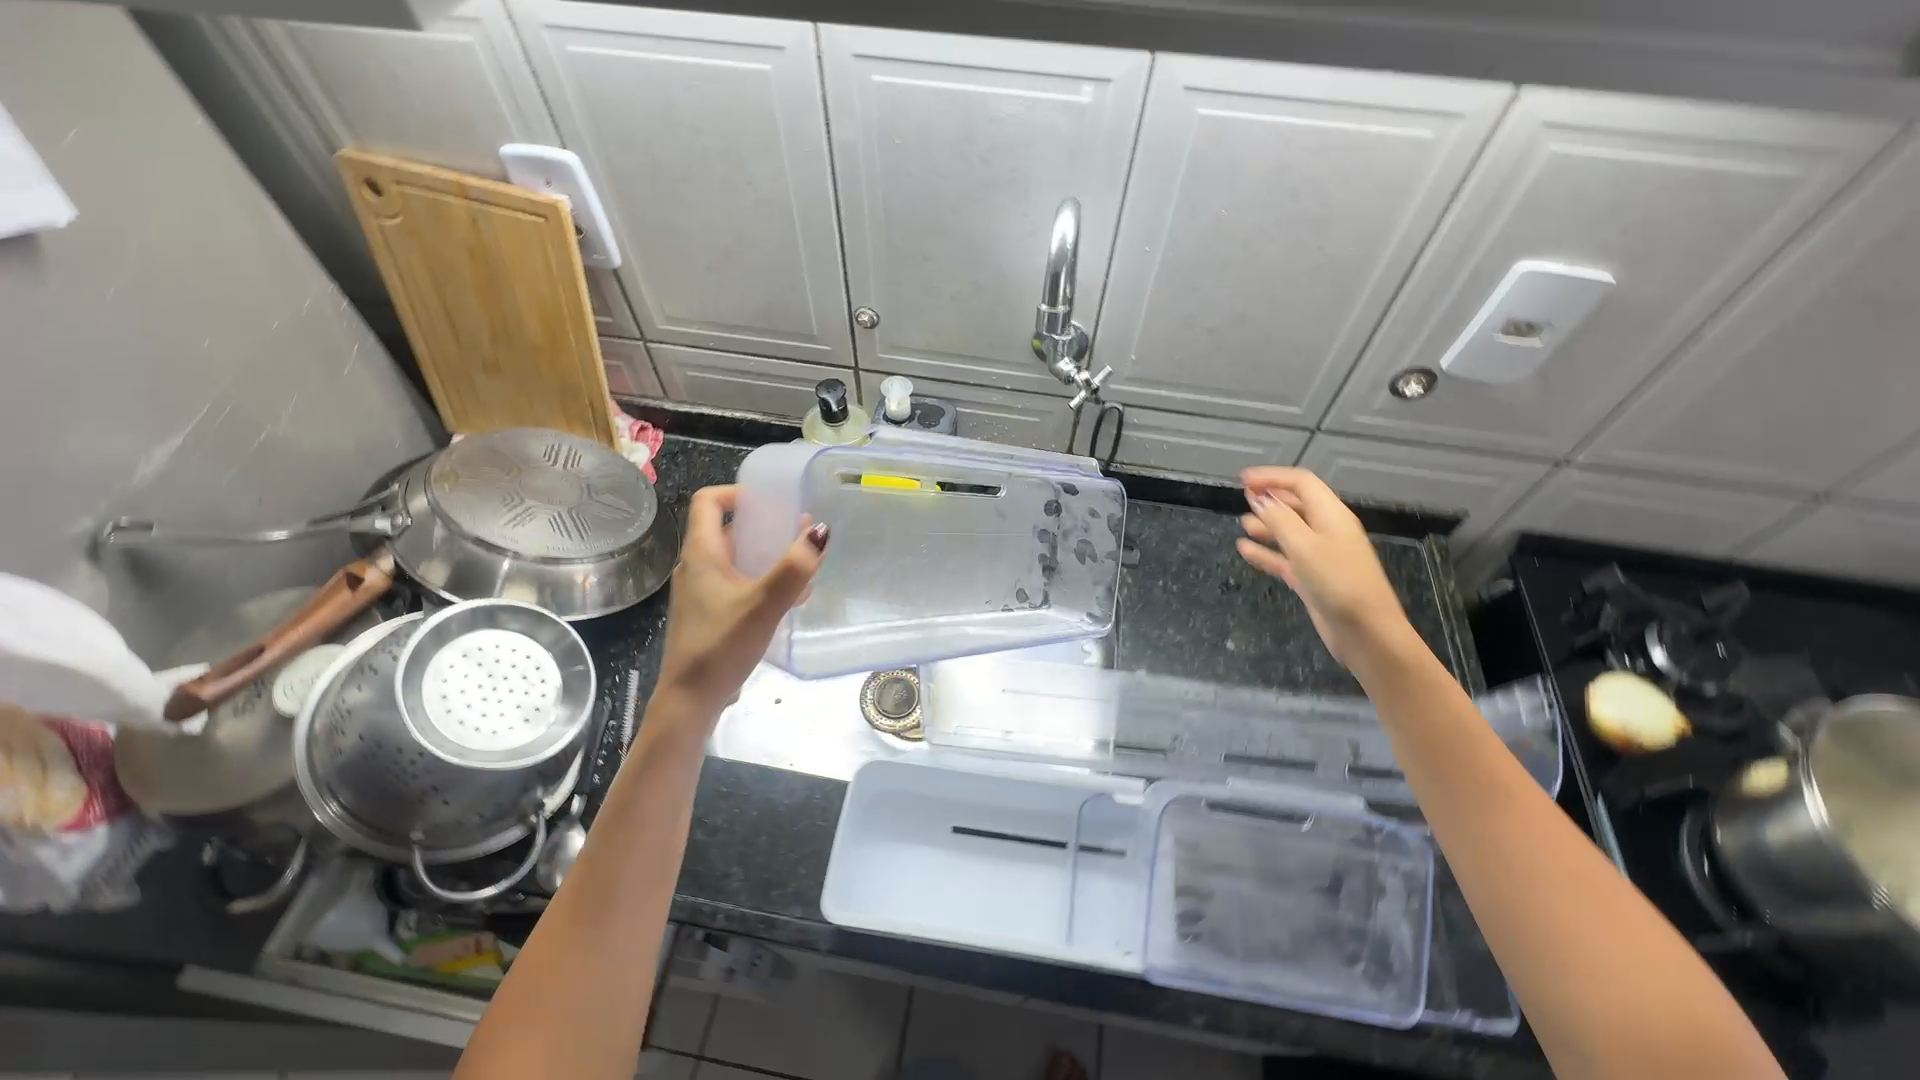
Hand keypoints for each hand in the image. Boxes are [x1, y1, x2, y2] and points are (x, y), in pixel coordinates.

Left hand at [655, 485, 826, 722]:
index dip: (738, 493)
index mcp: (701, 553)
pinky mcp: (710, 615)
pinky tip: (790, 599)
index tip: (771, 502)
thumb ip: (794, 568)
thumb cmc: (721, 645)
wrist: (691, 699)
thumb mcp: (764, 604)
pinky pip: (738, 585)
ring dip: (766, 556)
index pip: (709, 501)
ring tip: (802, 564)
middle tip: (797, 531)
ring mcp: (702, 592)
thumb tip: (820, 532)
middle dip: (763, 526)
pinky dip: (762, 582)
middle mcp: (697, 567)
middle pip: (727, 530)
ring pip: (736, 560)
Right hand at [1235, 466, 1410, 668]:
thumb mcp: (1305, 546)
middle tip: (1242, 497)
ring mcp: (1320, 556)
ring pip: (1290, 532)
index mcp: (1331, 515)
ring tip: (1243, 523)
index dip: (1273, 477)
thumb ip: (1280, 519)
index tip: (1244, 479)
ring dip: (1267, 525)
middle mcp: (1327, 530)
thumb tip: (1260, 498)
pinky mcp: (1312, 579)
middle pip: (1297, 504)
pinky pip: (1285, 558)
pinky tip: (1245, 550)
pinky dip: (1266, 552)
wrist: (1365, 631)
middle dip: (1271, 498)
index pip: (1302, 483)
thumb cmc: (1338, 582)